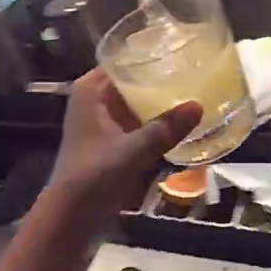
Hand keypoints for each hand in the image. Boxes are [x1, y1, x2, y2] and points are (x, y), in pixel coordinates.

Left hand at [43, 70, 201, 224]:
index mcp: (90, 91)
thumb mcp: (133, 150)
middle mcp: (95, 101)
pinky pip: (139, 123)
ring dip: (161, 103)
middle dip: (161, 80)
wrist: (71, 218)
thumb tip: (198, 106)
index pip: (123, 60)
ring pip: (137, 103)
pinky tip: (182, 122)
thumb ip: (165, 128)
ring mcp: (103, 123)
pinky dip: (156, 123)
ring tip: (196, 92)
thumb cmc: (94, 175)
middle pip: (133, 81)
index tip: (180, 51)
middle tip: (198, 71)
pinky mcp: (112, 143)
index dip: (149, 55)